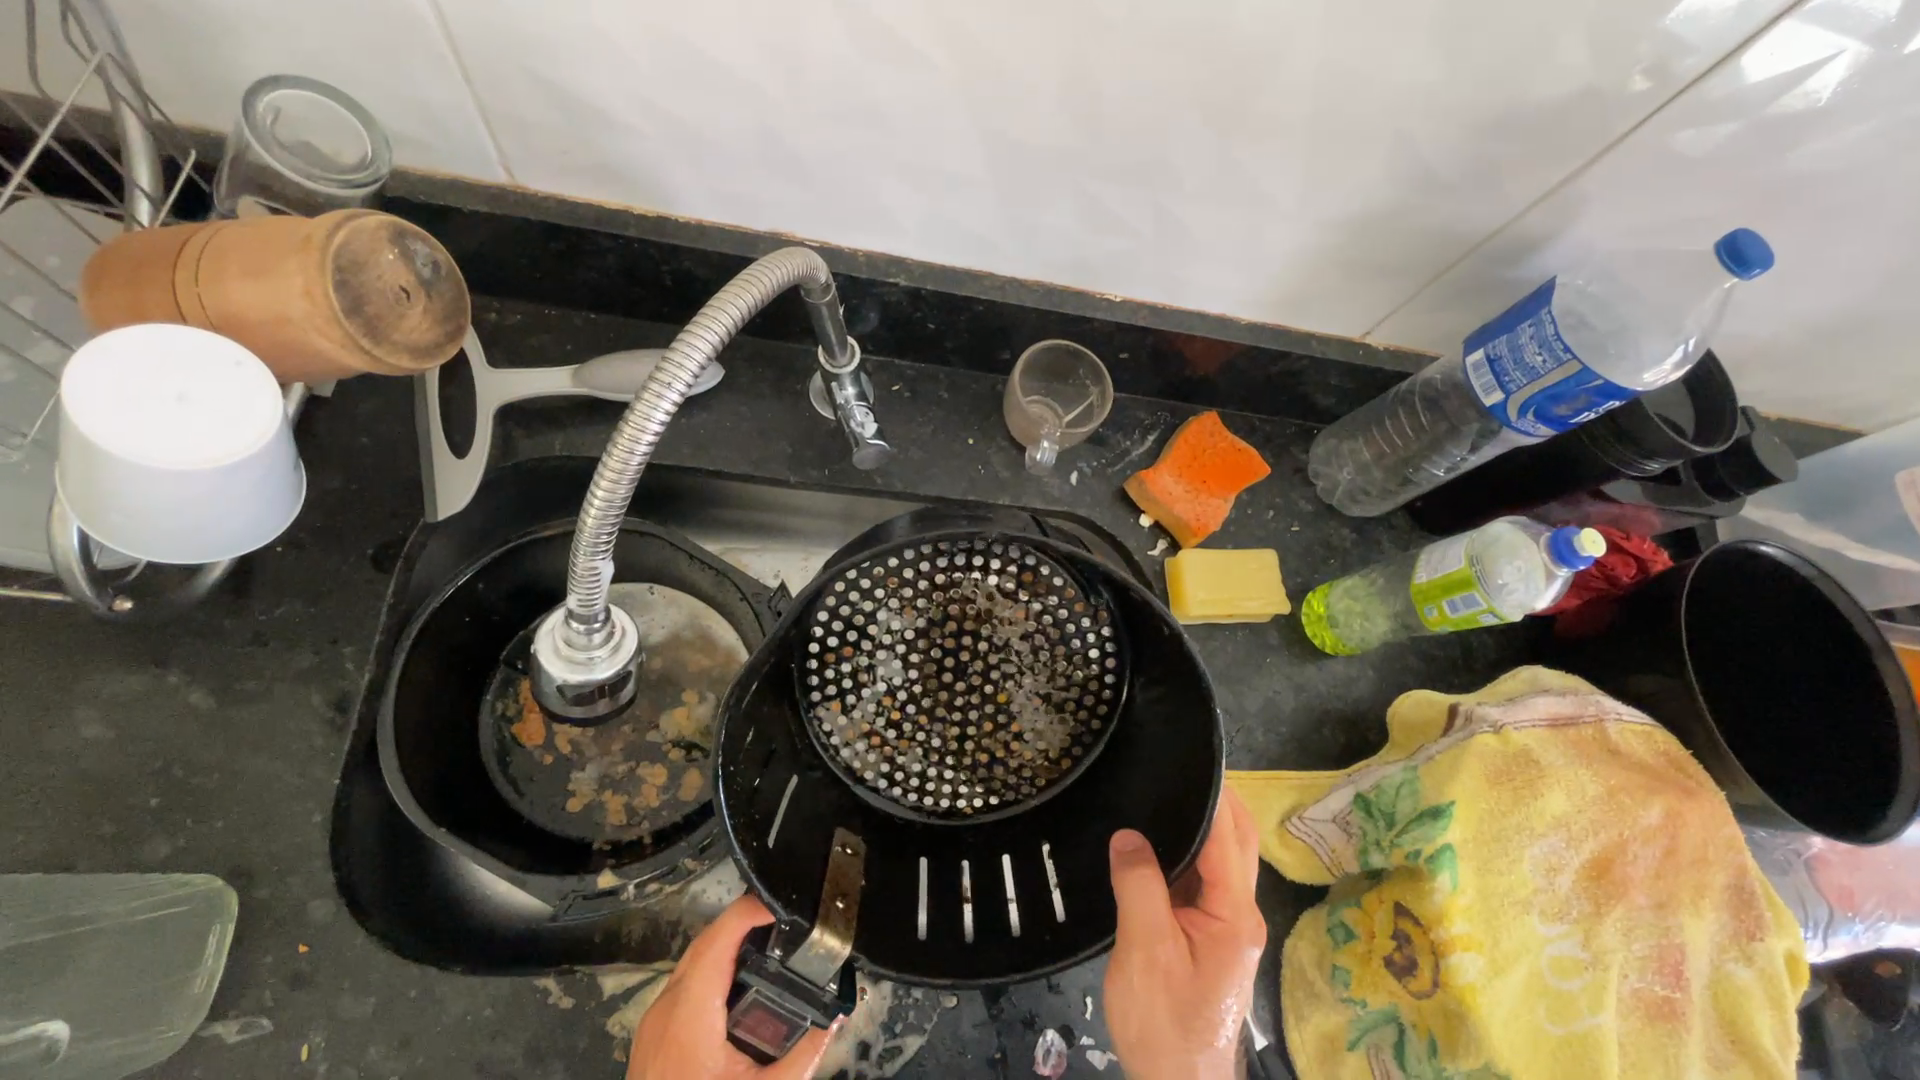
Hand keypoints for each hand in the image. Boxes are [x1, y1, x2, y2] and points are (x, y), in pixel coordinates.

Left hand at [627, 894, 840, 1079]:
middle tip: (787, 925)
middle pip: (705, 944)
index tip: (784, 904)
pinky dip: (716, 972)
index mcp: (689, 1016)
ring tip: (772, 948)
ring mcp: (654, 1022)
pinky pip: (687, 986)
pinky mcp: (654, 1036)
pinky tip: (744, 988)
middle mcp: (666, 1008)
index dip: (749, 912)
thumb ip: (804, 1054)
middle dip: (745, 926)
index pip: (718, 941)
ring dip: (730, 948)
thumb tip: (836, 1018)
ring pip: (693, 963)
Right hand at [1102, 788, 1266, 1079]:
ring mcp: (1228, 926)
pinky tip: (1159, 840)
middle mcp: (1241, 913)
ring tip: (1166, 790)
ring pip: (1222, 860)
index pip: (1229, 838)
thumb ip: (1139, 886)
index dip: (1213, 796)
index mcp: (1234, 913)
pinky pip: (1203, 880)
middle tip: (1180, 764)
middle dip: (1218, 801)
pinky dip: (1188, 852)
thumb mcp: (1145, 951)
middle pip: (1237, 843)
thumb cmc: (1164, 1019)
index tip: (1192, 759)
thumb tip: (1128, 835)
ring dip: (1204, 824)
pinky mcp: (1210, 937)